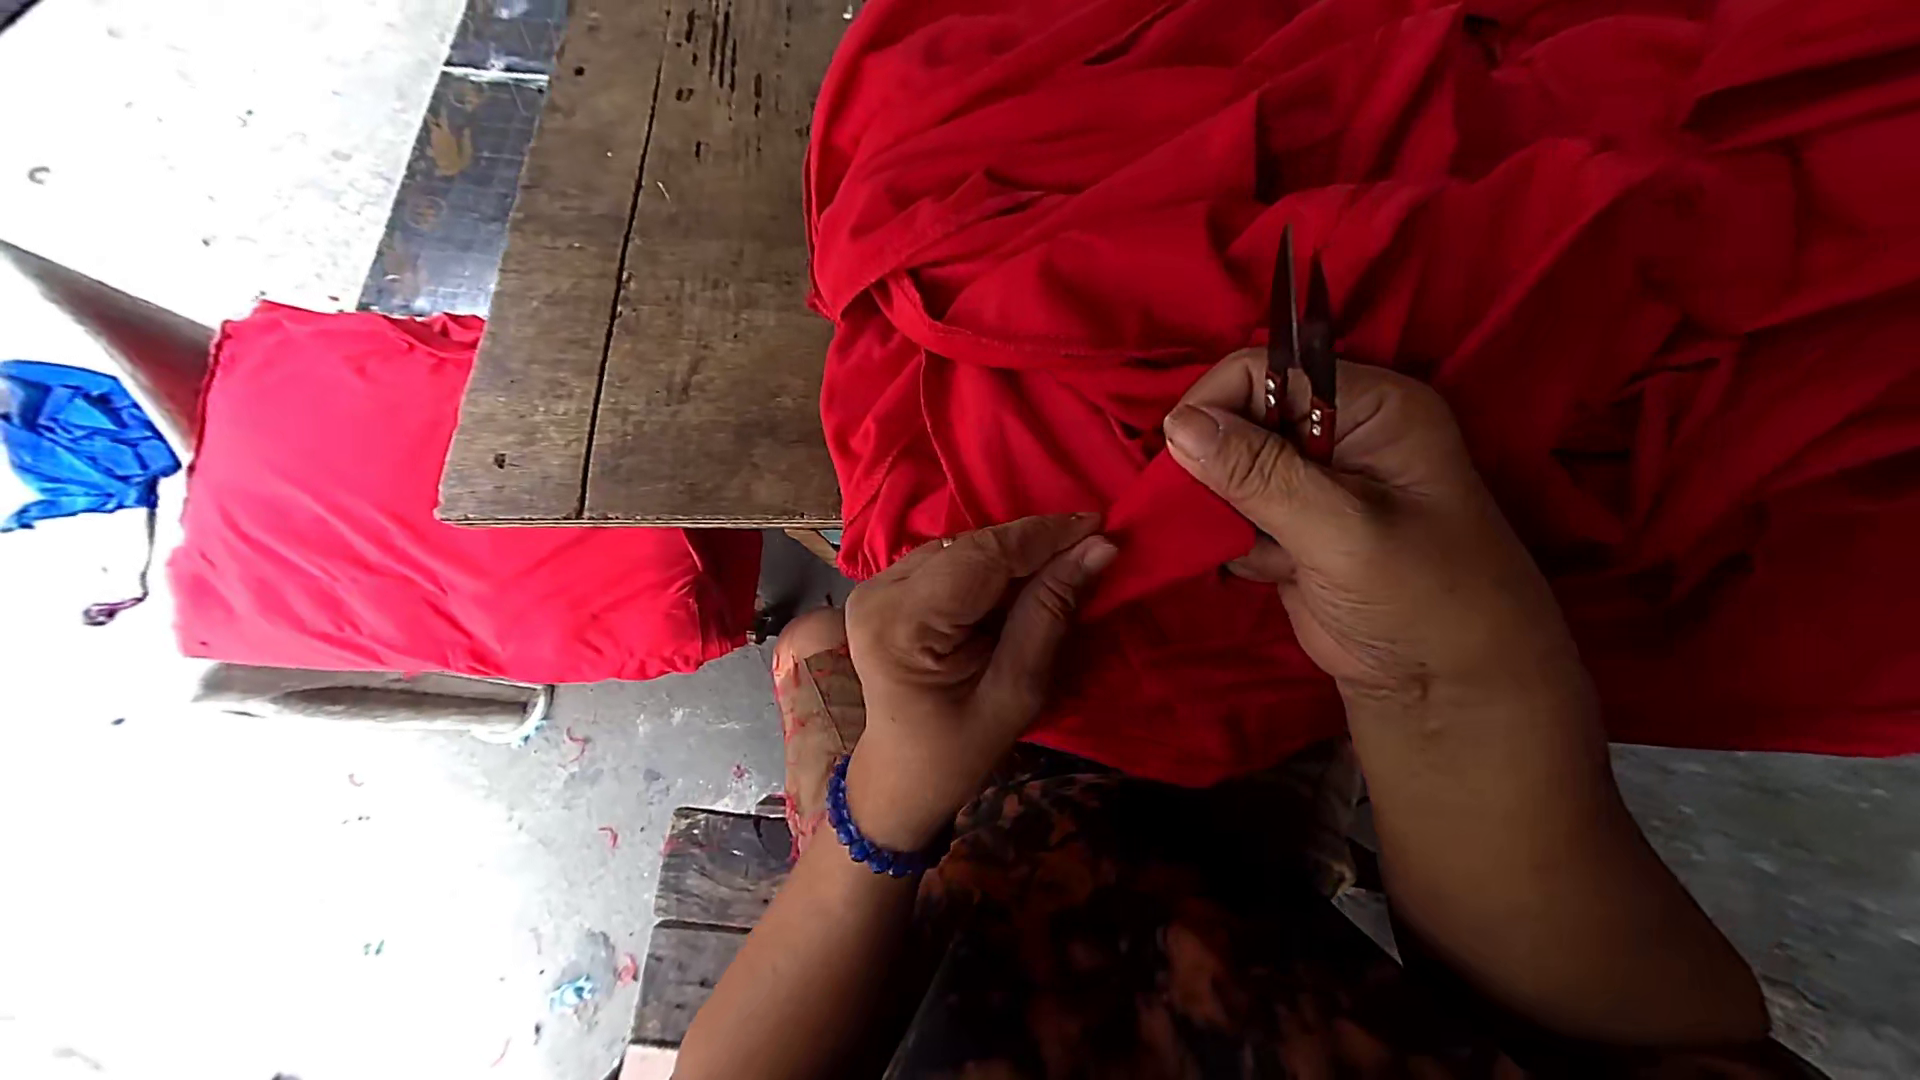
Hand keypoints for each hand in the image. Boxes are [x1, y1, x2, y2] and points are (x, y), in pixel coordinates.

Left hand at [840, 514, 1117, 850]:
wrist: (901, 772)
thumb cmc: (959, 749)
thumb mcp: (1017, 691)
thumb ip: (1050, 613)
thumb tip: (1097, 549)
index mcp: (902, 625)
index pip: (980, 557)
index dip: (1041, 536)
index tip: (1098, 525)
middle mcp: (878, 593)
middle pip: (968, 546)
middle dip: (1031, 545)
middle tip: (1089, 545)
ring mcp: (873, 587)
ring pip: (959, 547)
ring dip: (1012, 554)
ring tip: (1060, 562)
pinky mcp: (881, 588)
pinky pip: (947, 560)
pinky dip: (988, 565)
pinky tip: (1019, 578)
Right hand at [1162, 350, 1589, 714]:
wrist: (1443, 686)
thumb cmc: (1424, 599)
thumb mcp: (1344, 531)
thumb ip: (1260, 475)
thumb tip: (1177, 426)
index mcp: (1369, 407)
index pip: (1265, 373)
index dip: (1213, 405)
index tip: (1179, 459)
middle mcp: (1335, 433)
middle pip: (1235, 418)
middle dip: (1209, 463)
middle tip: (1208, 512)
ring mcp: (1308, 482)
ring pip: (1223, 468)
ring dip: (1215, 507)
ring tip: (1250, 547)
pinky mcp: (1285, 524)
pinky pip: (1228, 512)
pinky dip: (1226, 538)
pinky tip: (1264, 568)